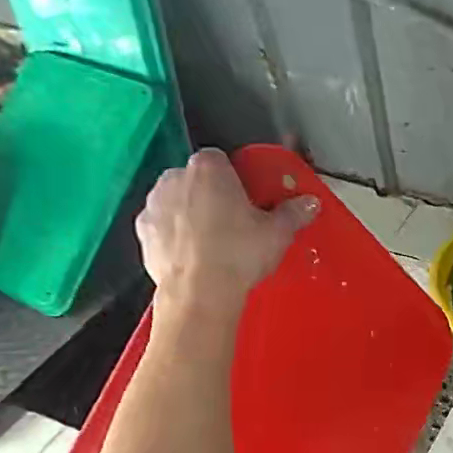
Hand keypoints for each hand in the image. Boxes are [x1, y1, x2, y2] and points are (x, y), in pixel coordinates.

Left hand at [135, 148, 320, 323]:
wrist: (200, 292)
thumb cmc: (237, 255)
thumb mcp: (278, 234)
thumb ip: (294, 213)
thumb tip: (309, 203)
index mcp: (210, 169)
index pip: (223, 160)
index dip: (238, 180)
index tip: (251, 201)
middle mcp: (176, 177)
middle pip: (198, 180)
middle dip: (214, 197)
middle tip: (237, 226)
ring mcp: (155, 202)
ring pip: (179, 202)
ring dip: (193, 215)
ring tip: (217, 245)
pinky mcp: (143, 230)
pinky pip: (164, 226)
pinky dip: (177, 237)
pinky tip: (196, 257)